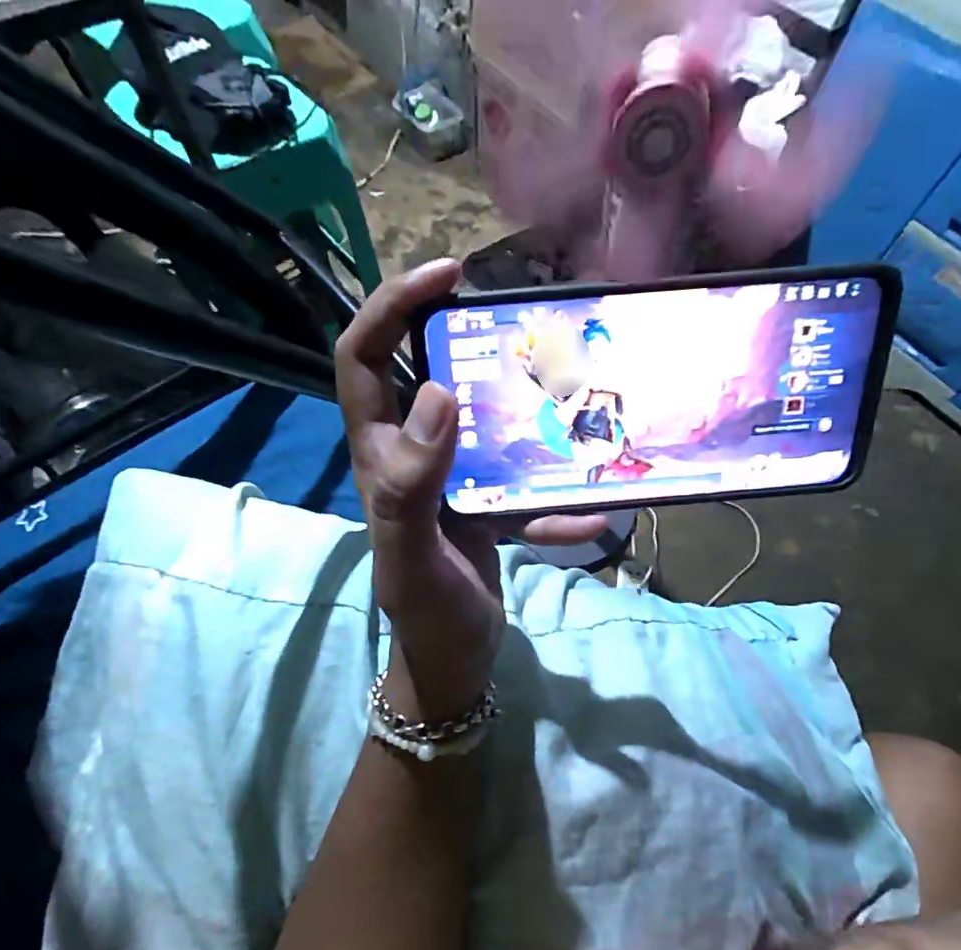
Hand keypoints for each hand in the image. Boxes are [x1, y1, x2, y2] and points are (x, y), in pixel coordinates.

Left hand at [334, 259, 602, 716]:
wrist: (453, 662)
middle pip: (425, 372)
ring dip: (524, 409)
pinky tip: (597, 512)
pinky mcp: (485, 505)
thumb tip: (437, 391)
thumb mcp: (414, 551)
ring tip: (570, 395)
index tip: (448, 275)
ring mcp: (452, 479)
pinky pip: (525, 486)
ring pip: (484, 422)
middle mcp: (411, 455)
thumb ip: (414, 480)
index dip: (393, 306)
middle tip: (519, 321)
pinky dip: (557, 498)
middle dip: (465, 338)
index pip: (363, 358)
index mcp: (379, 455)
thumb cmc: (426, 613)